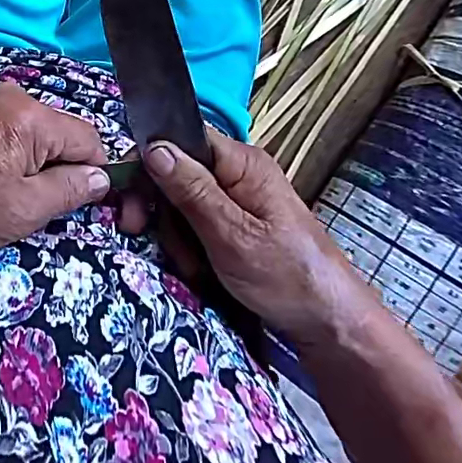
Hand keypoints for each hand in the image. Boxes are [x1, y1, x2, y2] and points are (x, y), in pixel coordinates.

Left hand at [0, 83, 111, 299]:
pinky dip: (13, 153)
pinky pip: (12, 128)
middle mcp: (14, 96)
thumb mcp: (24, 210)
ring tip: (7, 192)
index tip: (82, 201)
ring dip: (36, 161)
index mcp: (32, 116)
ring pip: (38, 132)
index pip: (90, 140)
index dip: (94, 173)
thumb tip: (102, 179)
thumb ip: (72, 190)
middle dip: (61, 167)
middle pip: (64, 133)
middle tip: (38, 202)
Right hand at [142, 130, 378, 346]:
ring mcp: (239, 200)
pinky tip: (199, 271)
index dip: (152, 166)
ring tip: (194, 268)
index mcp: (243, 163)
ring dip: (179, 237)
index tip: (132, 207)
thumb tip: (154, 147)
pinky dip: (192, 247)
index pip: (184, 140)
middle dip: (164, 212)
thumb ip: (192, 192)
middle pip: (179, 173)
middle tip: (161, 247)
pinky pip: (200, 223)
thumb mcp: (232, 236)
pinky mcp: (238, 224)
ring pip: (185, 203)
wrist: (329, 322)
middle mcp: (240, 172)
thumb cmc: (287, 278)